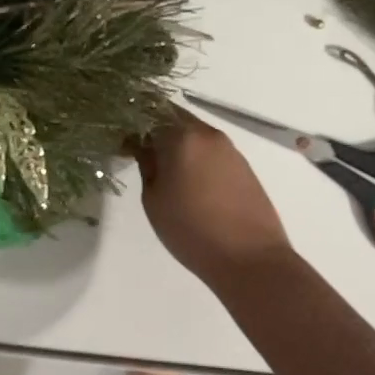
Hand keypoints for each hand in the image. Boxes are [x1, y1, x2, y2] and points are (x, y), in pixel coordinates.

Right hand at [135, 107, 291, 287]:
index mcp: (182, 136)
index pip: (149, 113)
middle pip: (175, 117)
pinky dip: (195, 155)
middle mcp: (208, 134)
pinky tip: (190, 180)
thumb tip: (142, 146)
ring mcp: (229, 149)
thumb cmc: (193, 230)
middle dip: (155, 129)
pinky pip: (211, 149)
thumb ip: (146, 164)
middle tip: (141, 152)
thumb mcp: (154, 200)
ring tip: (165, 169)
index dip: (132, 125)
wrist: (252, 261)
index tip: (122, 143)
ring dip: (177, 142)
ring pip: (194, 133)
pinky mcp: (244, 166)